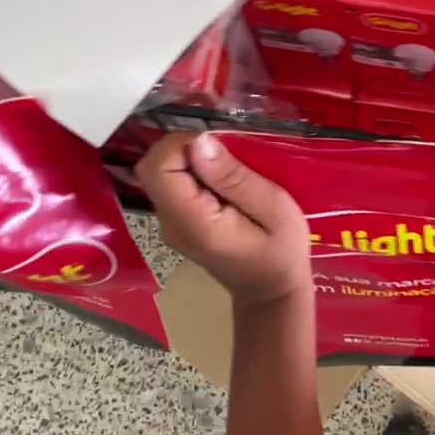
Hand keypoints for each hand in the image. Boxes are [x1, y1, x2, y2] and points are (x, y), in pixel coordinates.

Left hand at [135, 133, 311, 310]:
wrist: (271, 292)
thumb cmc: (281, 253)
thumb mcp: (275, 209)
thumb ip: (235, 177)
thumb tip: (200, 142)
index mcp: (193, 222)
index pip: (158, 168)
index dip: (182, 145)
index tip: (220, 149)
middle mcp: (170, 224)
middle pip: (153, 169)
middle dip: (185, 150)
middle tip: (227, 157)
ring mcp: (169, 226)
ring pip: (160, 175)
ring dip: (191, 162)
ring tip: (230, 173)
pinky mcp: (175, 223)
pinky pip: (172, 187)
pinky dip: (193, 176)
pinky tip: (223, 187)